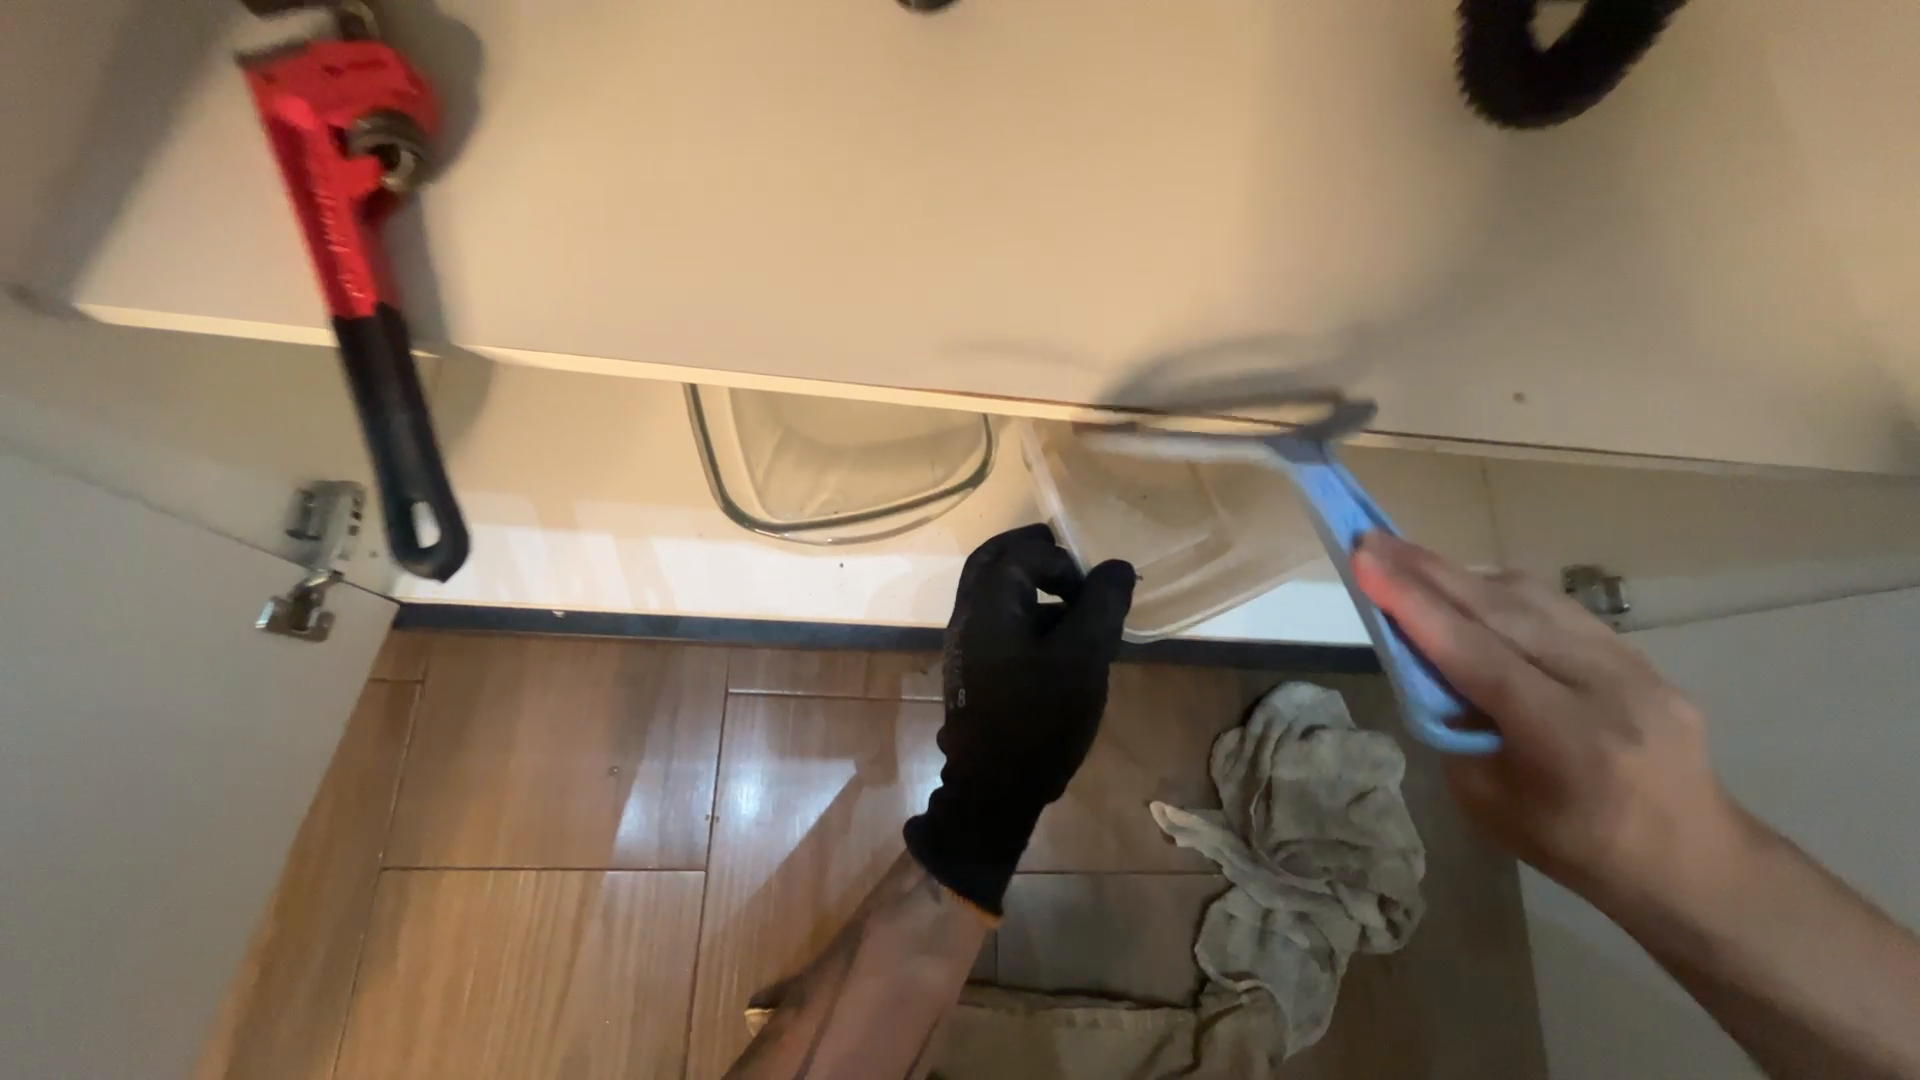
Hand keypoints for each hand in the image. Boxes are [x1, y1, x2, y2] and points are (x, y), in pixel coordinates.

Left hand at [904, 524, 1135, 915]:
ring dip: (1025, 584)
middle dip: (1028, 551)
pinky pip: (995, 624)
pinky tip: (1056, 642)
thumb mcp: (1082, 658)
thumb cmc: (1039, 718)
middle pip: (992, 563)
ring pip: (991, 594)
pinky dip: (1023, 614)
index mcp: (986, 605)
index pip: (1021, 555)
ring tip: (1070, 602)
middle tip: (1062, 550)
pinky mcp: (971, 671)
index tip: (1090, 588)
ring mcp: (964, 646)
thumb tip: (1117, 567)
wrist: (993, 789)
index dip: (1060, 561)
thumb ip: (1100, 606)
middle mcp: (966, 617)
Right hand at [1352, 532, 1735, 906]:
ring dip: (1461, 576)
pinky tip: (1468, 591)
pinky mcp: (1638, 654)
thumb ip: (1454, 723)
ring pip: (1530, 597)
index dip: (1413, 604)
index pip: (1477, 653)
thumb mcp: (1488, 798)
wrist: (1694, 862)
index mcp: (1568, 737)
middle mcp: (1608, 687)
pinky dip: (1500, 594)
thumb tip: (1424, 663)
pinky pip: (1556, 608)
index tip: (1364, 558)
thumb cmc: (1573, 845)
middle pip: (1502, 609)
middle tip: (1372, 539)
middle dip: (1427, 571)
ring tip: (1408, 560)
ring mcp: (1633, 665)